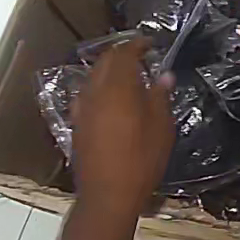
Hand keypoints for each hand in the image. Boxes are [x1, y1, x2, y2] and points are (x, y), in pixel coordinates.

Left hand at [71, 36, 173, 221]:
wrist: (107, 196)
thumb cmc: (141, 160)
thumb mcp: (162, 128)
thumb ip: (160, 97)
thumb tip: (164, 76)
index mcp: (118, 87)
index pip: (124, 53)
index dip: (137, 44)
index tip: (150, 43)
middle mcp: (95, 92)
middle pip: (104, 61)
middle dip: (121, 54)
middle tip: (140, 56)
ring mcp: (82, 109)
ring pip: (93, 77)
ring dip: (108, 70)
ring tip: (127, 75)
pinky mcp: (76, 125)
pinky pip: (87, 95)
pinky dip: (99, 88)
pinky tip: (109, 99)